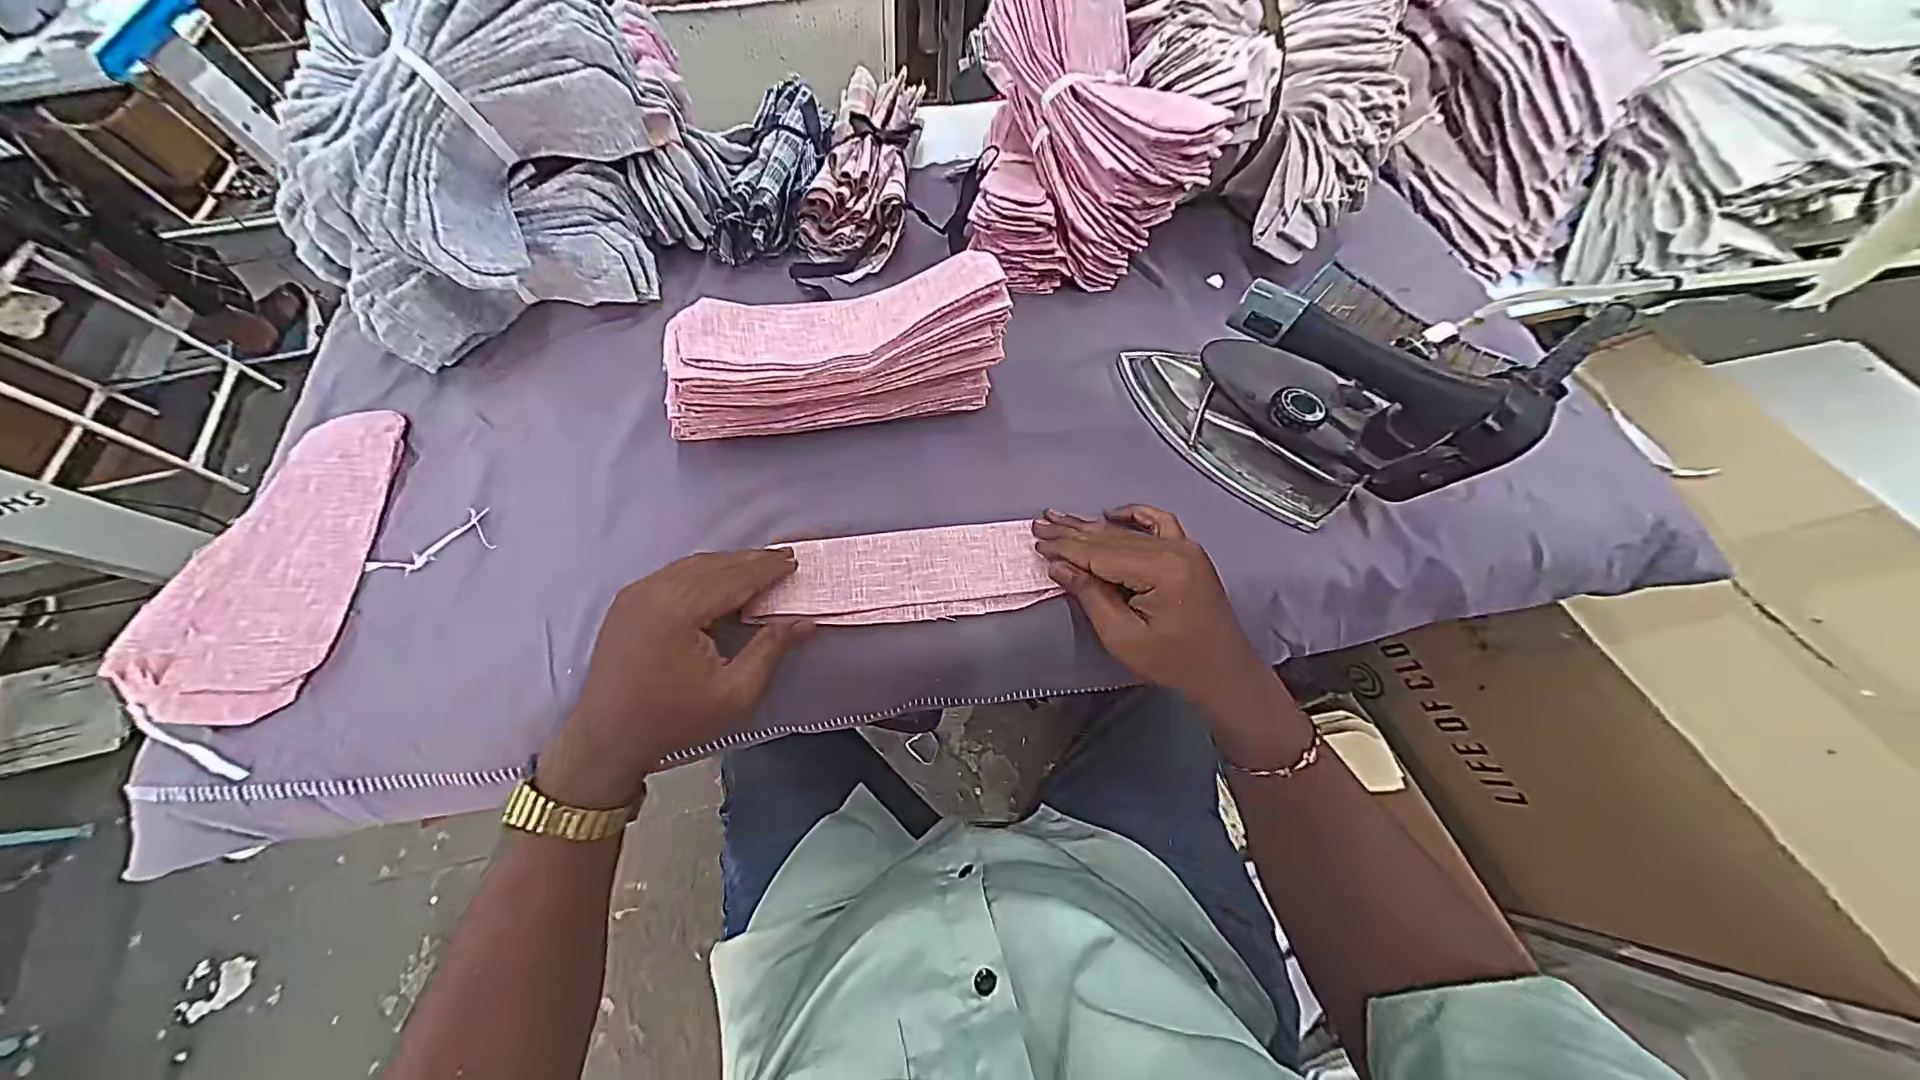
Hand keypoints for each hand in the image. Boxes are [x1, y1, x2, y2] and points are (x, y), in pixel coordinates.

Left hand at [537, 550, 815, 808]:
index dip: (767, 568)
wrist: (605, 741)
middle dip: (751, 561)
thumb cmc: (673, 720)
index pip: (734, 577)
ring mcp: (636, 593)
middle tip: (784, 558)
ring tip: (760, 567)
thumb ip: (771, 649)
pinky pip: (674, 575)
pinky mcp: (627, 602)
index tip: (795, 561)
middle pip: (714, 565)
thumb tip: (805, 622)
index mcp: (678, 609)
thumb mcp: (734, 693)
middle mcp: (654, 590)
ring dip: (729, 564)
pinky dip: (704, 572)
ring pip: (693, 566)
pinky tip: (722, 581)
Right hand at [1032, 506, 1283, 721]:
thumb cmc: (1174, 663)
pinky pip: (1160, 524)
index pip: (1101, 554)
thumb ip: (1090, 595)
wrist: (1224, 674)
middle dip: (1072, 533)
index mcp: (1162, 570)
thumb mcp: (1122, 637)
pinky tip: (1112, 513)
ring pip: (1129, 532)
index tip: (1038, 544)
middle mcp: (1176, 550)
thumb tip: (1060, 566)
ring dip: (1092, 526)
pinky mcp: (1190, 554)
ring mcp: (1186, 549)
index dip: (1066, 549)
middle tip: (1039, 526)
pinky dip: (1135, 516)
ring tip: (1059, 518)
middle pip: (1112, 539)